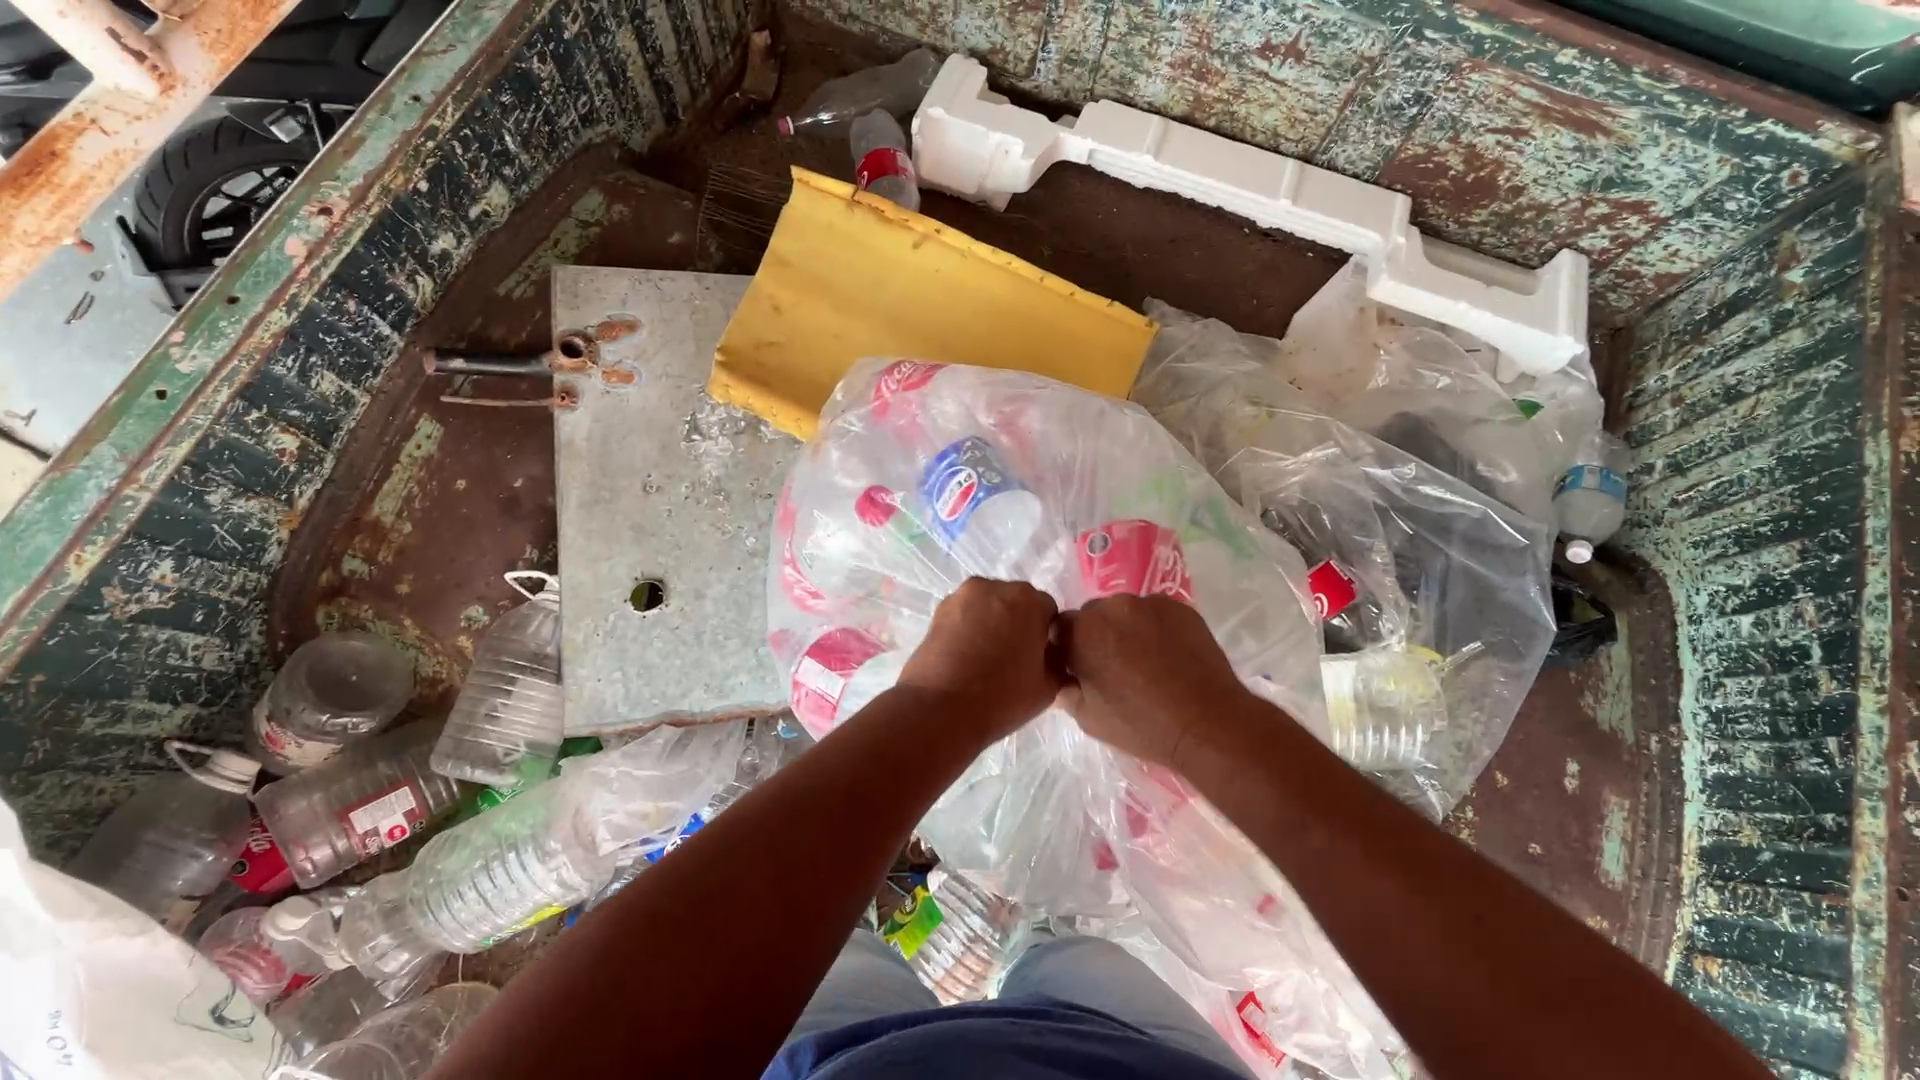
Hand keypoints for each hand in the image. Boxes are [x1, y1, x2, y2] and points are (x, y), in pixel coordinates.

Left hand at [896, 578, 1063, 737]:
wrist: (940, 708)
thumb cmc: (1001, 696)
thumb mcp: (1048, 687)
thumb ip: (1058, 662)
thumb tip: (1051, 655)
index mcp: (1029, 600)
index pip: (1048, 611)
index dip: (1045, 635)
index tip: (1038, 657)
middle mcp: (996, 587)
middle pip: (1016, 602)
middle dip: (1017, 623)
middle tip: (1012, 657)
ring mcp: (962, 596)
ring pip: (987, 606)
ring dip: (991, 623)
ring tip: (985, 657)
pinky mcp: (938, 611)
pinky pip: (963, 615)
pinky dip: (968, 628)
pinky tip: (965, 656)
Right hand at [1056, 594, 1258, 768]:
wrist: (1207, 723)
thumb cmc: (1142, 725)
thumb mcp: (1088, 718)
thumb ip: (1066, 689)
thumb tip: (1064, 678)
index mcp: (1083, 631)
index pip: (1060, 628)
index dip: (1068, 649)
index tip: (1080, 670)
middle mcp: (1113, 607)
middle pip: (1094, 615)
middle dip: (1097, 636)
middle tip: (1114, 668)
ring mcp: (1149, 603)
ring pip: (1126, 612)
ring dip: (1127, 630)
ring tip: (1145, 662)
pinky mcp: (1180, 608)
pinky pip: (1155, 614)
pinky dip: (1155, 629)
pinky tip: (1168, 657)